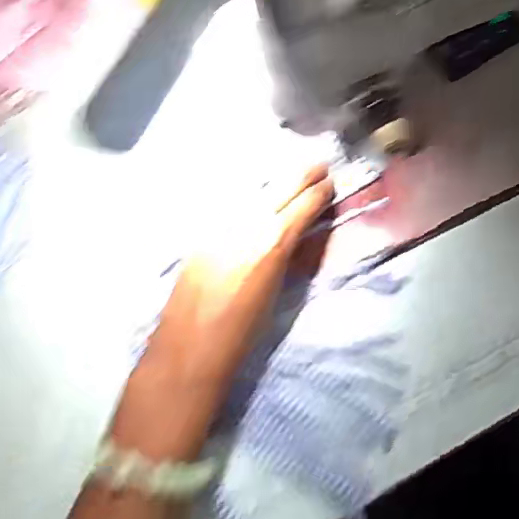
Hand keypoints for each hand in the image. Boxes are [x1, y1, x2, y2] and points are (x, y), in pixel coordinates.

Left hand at [112, 163, 333, 459]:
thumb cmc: (242, 334)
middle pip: (279, 188)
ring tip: (293, 171)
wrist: (187, 353)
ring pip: (254, 191)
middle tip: (319, 164)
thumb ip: (287, 254)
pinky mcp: (200, 234)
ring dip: (276, 180)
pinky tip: (257, 190)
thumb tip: (298, 233)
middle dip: (301, 175)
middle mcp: (246, 226)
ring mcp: (219, 226)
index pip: (302, 206)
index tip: (331, 182)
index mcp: (272, 243)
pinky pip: (232, 203)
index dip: (319, 193)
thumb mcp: (276, 290)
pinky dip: (250, 193)